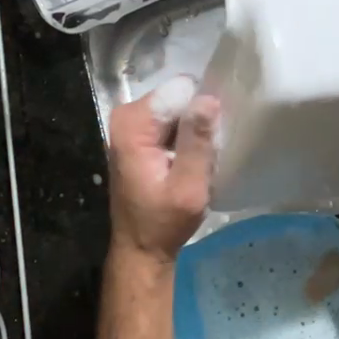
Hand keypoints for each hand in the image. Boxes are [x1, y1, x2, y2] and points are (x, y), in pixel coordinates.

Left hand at [107, 77, 219, 263]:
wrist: (141, 248)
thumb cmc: (164, 222)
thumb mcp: (189, 187)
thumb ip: (198, 142)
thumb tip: (209, 99)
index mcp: (133, 123)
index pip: (181, 90)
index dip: (202, 112)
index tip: (211, 140)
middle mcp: (127, 116)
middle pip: (178, 97)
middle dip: (197, 121)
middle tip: (207, 154)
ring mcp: (131, 125)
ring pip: (178, 109)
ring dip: (193, 132)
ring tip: (200, 161)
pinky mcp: (139, 136)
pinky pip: (172, 122)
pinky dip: (185, 139)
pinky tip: (191, 162)